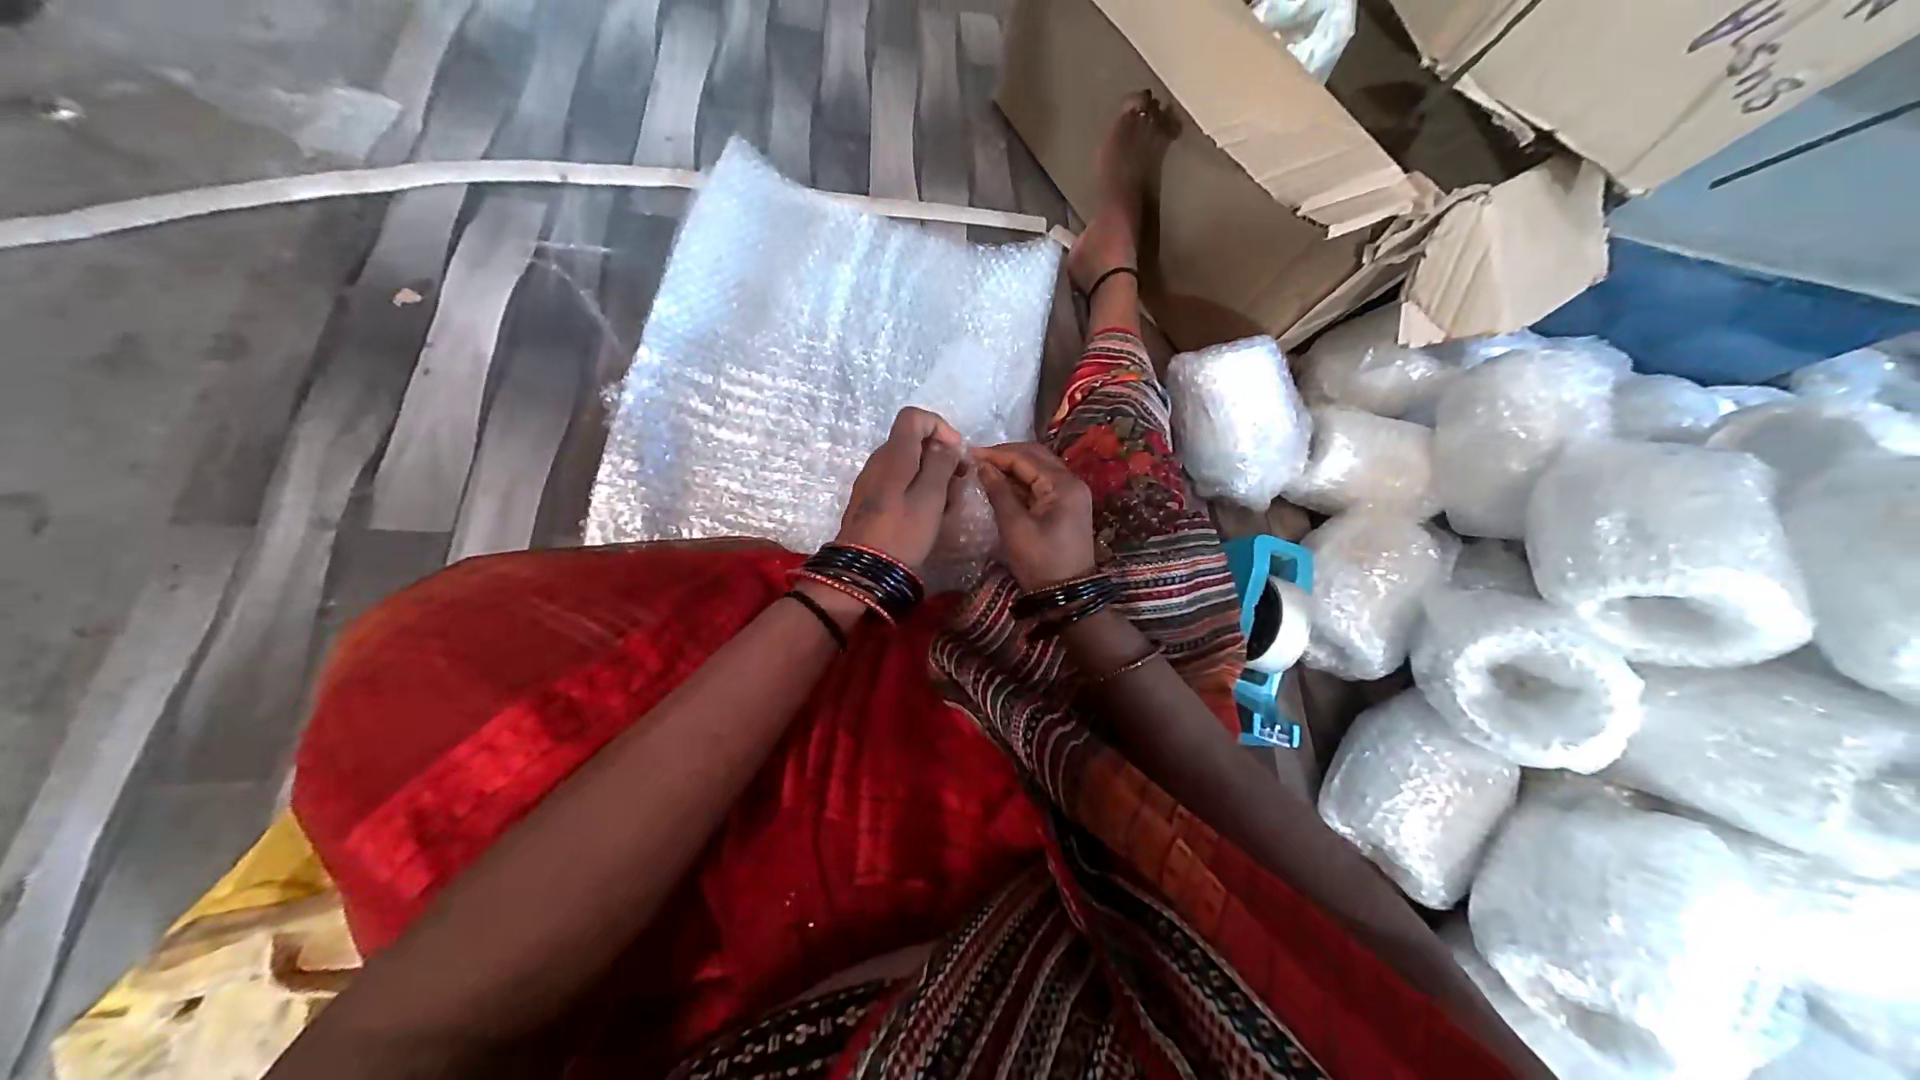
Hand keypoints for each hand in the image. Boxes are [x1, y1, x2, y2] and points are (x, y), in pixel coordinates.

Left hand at [835, 407, 968, 572]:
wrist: (863, 570)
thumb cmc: (902, 532)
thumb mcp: (930, 498)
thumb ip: (940, 464)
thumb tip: (945, 445)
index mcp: (894, 455)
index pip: (914, 417)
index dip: (940, 427)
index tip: (956, 453)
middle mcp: (879, 461)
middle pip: (913, 441)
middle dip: (940, 456)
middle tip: (958, 482)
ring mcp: (872, 480)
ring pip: (909, 464)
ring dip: (932, 476)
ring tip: (947, 504)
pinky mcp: (870, 500)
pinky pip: (899, 482)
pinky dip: (918, 490)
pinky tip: (928, 515)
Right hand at [974, 443, 1098, 589]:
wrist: (1066, 594)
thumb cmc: (1040, 561)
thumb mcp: (1015, 526)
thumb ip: (999, 492)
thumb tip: (982, 466)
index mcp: (1064, 485)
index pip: (1026, 457)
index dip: (996, 454)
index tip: (970, 453)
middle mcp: (1072, 483)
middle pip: (1036, 457)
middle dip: (1005, 456)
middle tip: (977, 459)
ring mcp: (1071, 494)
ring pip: (1039, 469)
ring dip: (1013, 467)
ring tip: (984, 469)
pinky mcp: (1066, 506)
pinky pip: (1042, 485)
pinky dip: (1021, 482)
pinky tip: (1001, 484)